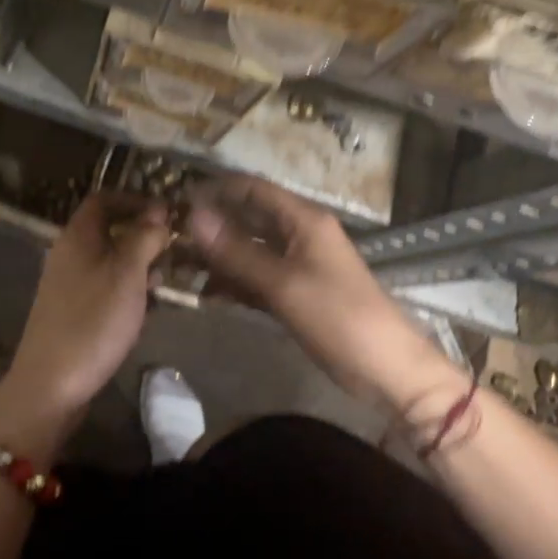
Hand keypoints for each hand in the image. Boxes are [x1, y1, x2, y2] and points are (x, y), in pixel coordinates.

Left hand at [4, 192, 170, 421]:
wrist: (51, 383)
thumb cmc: (93, 321)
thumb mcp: (127, 274)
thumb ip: (143, 238)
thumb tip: (158, 211)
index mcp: (77, 235)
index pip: (103, 199)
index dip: (134, 200)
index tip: (166, 213)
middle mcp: (67, 252)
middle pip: (107, 229)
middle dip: (141, 236)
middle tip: (172, 252)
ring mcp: (66, 282)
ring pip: (107, 260)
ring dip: (137, 266)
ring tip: (163, 284)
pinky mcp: (69, 310)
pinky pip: (102, 286)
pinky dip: (125, 290)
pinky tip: (143, 310)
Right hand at [182, 177, 460, 408]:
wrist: (386, 369)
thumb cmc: (338, 316)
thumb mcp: (282, 282)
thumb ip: (236, 250)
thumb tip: (193, 215)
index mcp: (303, 220)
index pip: (253, 189)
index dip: (217, 189)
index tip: (178, 198)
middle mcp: (298, 234)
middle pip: (248, 218)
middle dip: (212, 224)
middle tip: (171, 235)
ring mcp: (296, 264)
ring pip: (249, 250)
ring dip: (219, 256)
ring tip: (180, 265)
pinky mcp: (294, 292)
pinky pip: (256, 278)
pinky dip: (233, 282)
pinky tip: (205, 292)